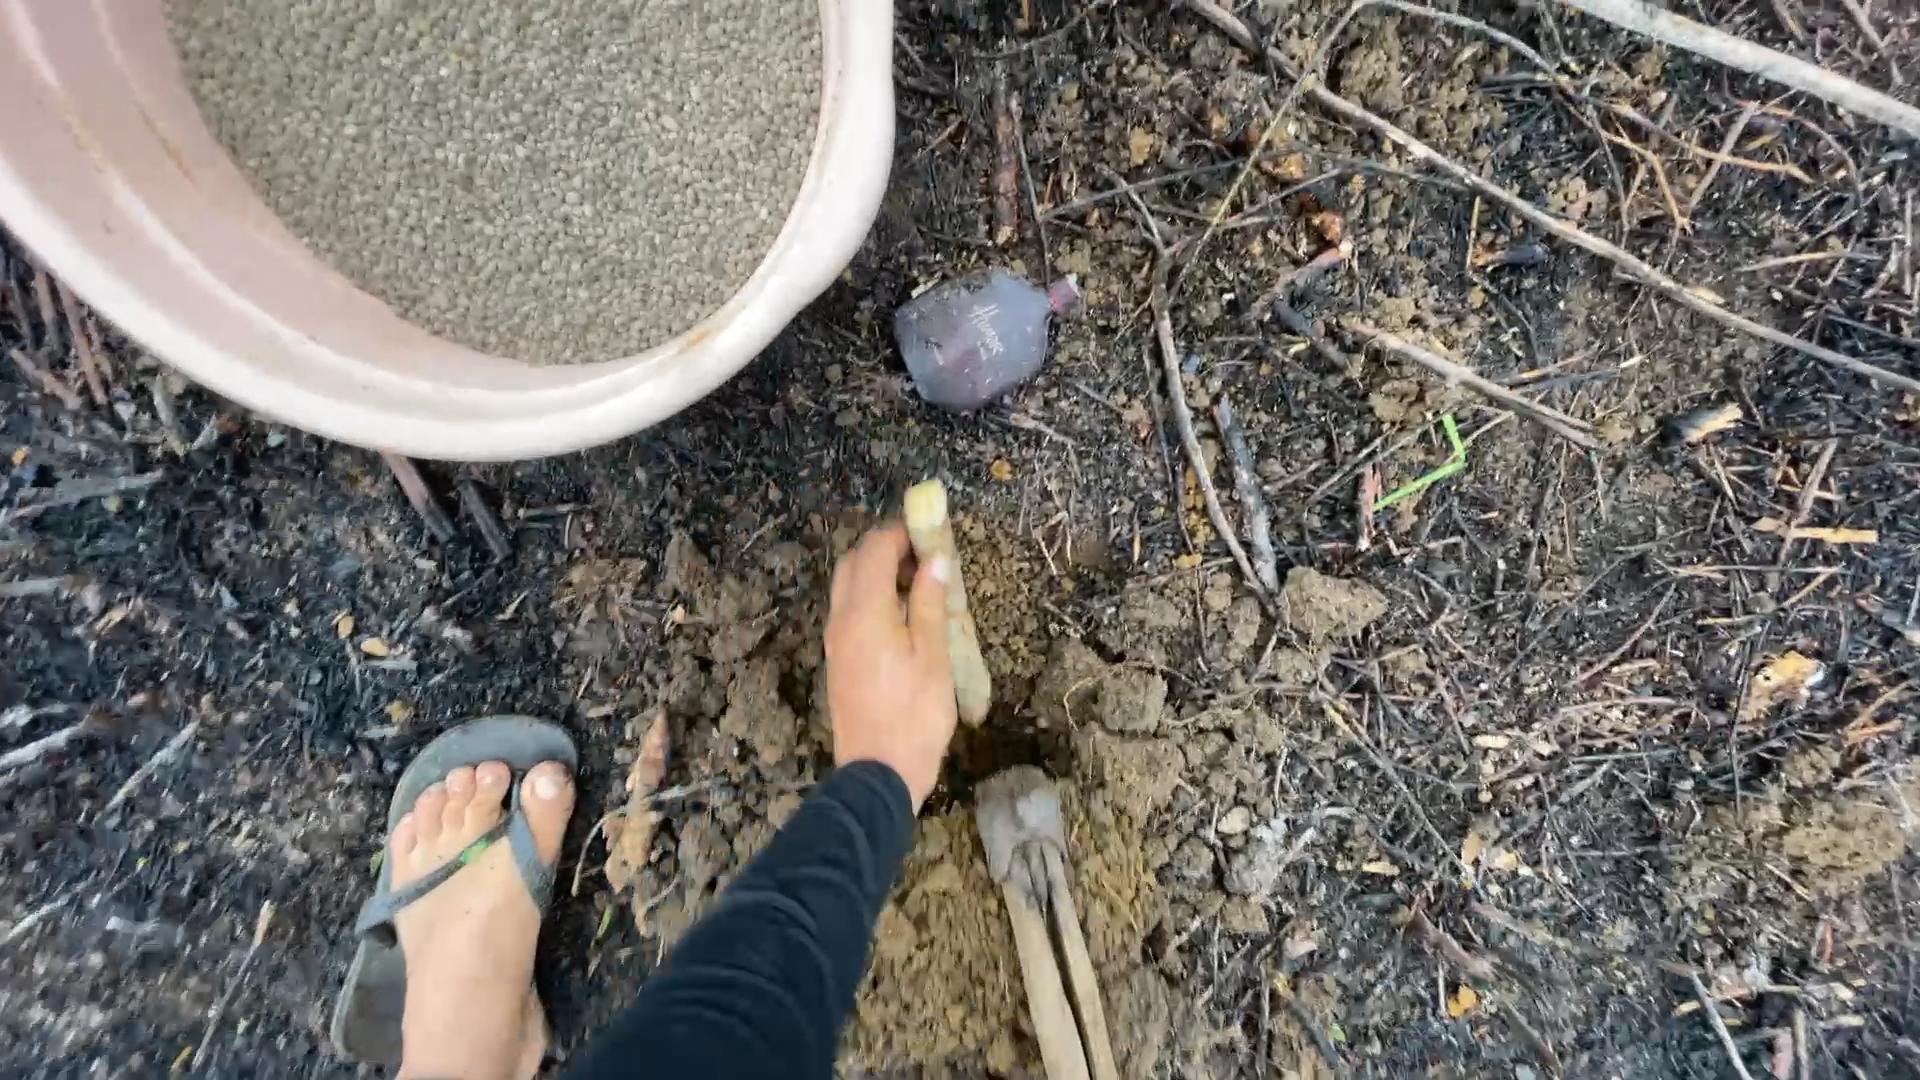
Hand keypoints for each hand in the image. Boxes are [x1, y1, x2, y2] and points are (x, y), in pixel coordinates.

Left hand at [825, 523, 955, 810]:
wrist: (878, 771)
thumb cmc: (915, 714)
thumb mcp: (933, 655)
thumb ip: (930, 602)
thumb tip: (935, 560)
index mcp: (865, 612)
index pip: (875, 550)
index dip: (902, 533)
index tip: (931, 534)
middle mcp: (841, 618)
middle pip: (854, 561)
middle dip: (886, 549)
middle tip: (925, 559)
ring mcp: (835, 639)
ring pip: (847, 585)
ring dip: (877, 572)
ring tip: (919, 587)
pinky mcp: (837, 658)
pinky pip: (848, 609)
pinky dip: (871, 597)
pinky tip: (902, 616)